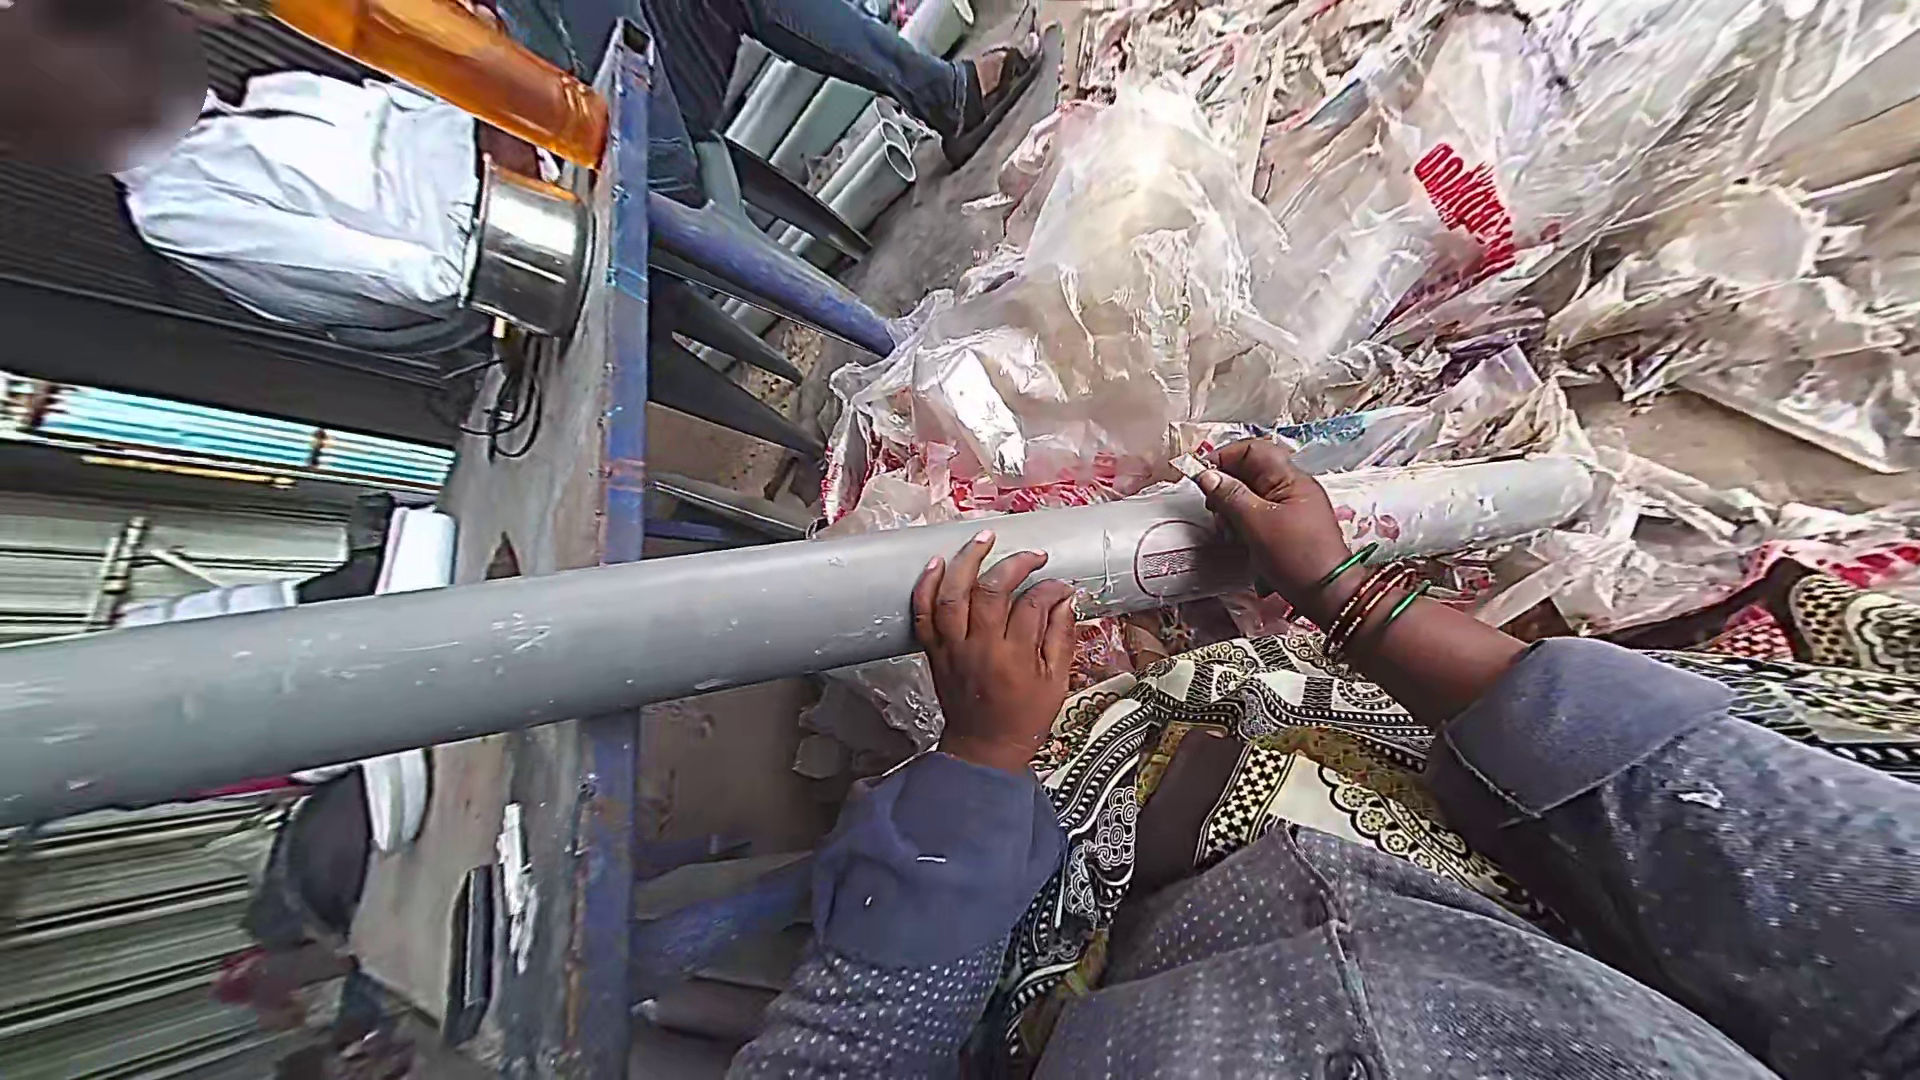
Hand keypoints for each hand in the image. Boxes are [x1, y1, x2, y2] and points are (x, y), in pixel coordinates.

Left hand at [912, 529, 1077, 772]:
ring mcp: (952, 647)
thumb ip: (1061, 638)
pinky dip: (926, 586)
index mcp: (1015, 658)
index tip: (1060, 585)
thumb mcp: (1056, 683)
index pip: (1033, 605)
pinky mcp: (934, 649)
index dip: (1050, 588)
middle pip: (991, 591)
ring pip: (952, 595)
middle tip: (1033, 555)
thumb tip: (1065, 599)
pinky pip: (923, 613)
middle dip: (1014, 564)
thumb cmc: (1025, 716)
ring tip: (983, 538)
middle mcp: (980, 647)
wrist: (983, 748)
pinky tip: (937, 562)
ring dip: (966, 562)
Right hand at [1194, 440, 1354, 622]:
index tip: (1199, 475)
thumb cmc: (1294, 556)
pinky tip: (1236, 537)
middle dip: (1224, 486)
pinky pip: (1255, 513)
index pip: (1252, 450)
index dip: (1223, 457)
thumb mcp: (1256, 523)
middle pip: (1248, 472)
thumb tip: (1206, 474)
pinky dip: (1240, 521)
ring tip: (1225, 528)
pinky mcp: (1284, 527)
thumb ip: (1230, 495)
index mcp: (1290, 479)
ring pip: (1248, 494)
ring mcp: (1289, 508)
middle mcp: (1291, 488)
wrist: (1326, 594)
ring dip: (1230, 507)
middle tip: (1212, 508)